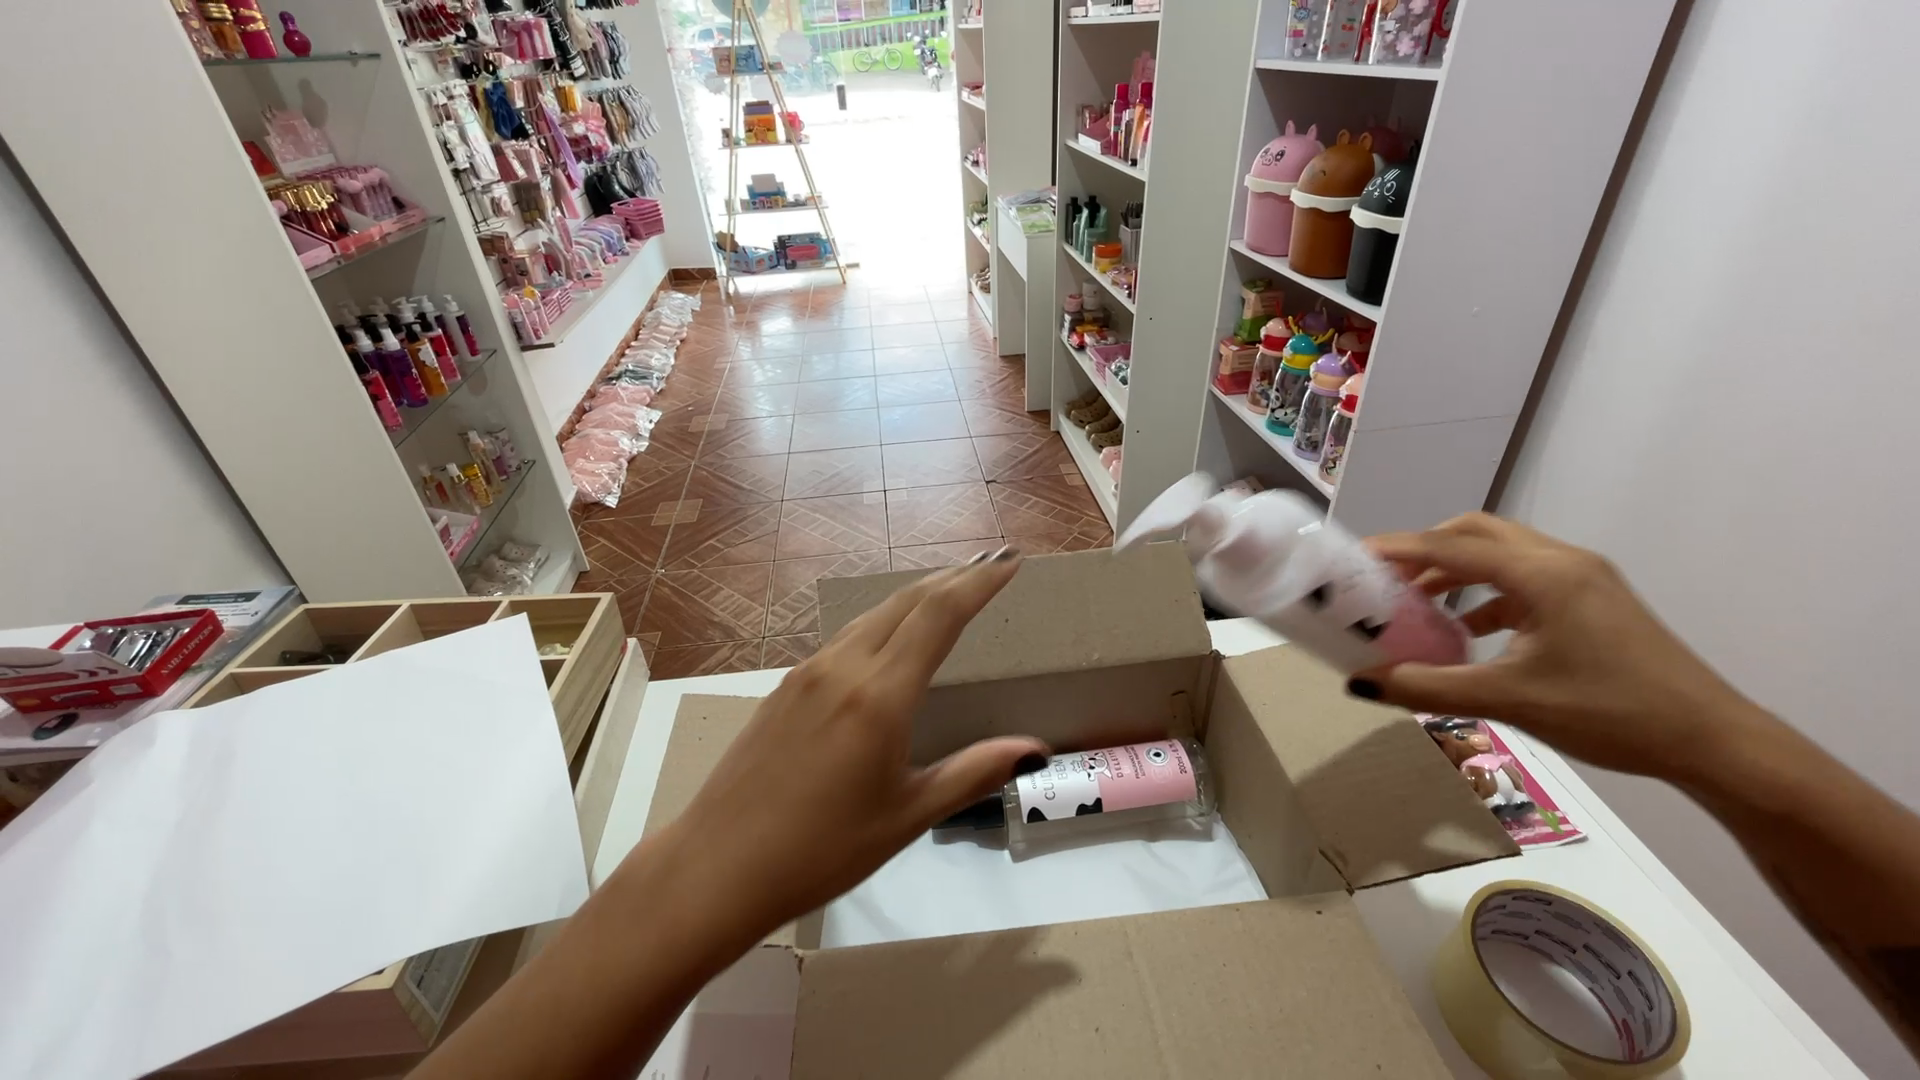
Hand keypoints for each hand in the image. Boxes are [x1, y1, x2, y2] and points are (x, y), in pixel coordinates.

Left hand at [667, 548, 1047, 937]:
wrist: (718, 867)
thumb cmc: (822, 851)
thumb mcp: (908, 817)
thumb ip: (973, 773)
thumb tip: (1034, 750)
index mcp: (878, 695)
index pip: (938, 616)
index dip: (978, 583)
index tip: (1010, 561)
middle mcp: (842, 668)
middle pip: (905, 603)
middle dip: (951, 578)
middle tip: (989, 565)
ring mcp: (806, 674)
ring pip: (871, 616)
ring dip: (914, 597)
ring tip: (947, 591)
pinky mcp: (784, 689)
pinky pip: (844, 638)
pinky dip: (881, 622)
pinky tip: (887, 638)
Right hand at [1351, 514, 1768, 781]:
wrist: (1713, 741)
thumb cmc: (1610, 714)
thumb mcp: (1507, 700)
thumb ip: (1425, 686)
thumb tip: (1359, 682)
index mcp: (1543, 574)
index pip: (1452, 546)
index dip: (1397, 549)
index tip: (1352, 558)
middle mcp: (1563, 561)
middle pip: (1476, 532)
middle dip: (1425, 550)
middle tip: (1384, 578)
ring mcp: (1584, 578)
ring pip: (1501, 553)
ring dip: (1454, 570)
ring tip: (1415, 602)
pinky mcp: (1593, 600)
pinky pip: (1523, 578)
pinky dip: (1484, 592)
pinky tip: (1467, 628)